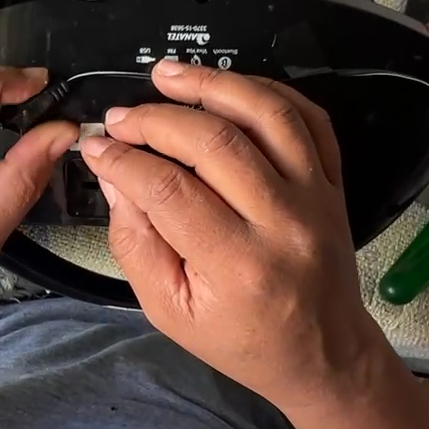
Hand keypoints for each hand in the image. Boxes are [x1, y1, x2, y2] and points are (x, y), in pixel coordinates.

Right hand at [79, 60, 401, 410]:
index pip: (168, 190)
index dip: (123, 159)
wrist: (322, 354)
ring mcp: (316, 196)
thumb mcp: (167, 309)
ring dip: (211, 84)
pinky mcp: (332, 182)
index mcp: (238, 266)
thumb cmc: (240, 340)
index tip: (96, 147)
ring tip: (166, 75)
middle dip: (154, 119)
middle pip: (213, 142)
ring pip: (265, 114)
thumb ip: (135, 241)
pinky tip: (225, 86)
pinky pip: (306, 117)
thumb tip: (115, 175)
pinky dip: (265, 90)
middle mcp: (284, 223)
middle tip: (120, 118)